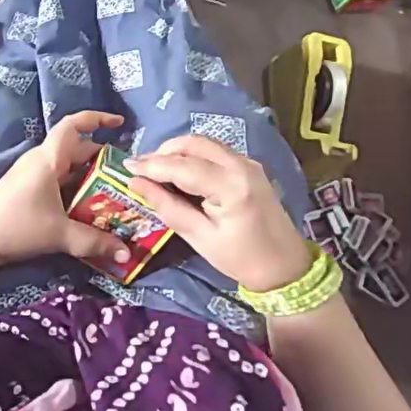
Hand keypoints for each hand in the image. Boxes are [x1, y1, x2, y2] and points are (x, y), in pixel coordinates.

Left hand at [0, 111, 132, 267]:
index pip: (74, 125)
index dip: (97, 119)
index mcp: (49, 159)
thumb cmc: (16, 225)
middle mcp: (43, 161)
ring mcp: (35, 175)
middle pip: (78, 150)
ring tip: (116, 193)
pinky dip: (77, 188)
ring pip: (70, 168)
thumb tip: (126, 254)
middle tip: (126, 176)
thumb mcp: (58, 234)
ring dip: (91, 177)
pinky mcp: (31, 190)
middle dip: (103, 160)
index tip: (119, 123)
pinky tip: (91, 207)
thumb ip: (93, 242)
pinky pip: (61, 181)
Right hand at [126, 135, 309, 291]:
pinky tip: (180, 171)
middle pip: (193, 143)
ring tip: (156, 170)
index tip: (126, 167)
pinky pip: (215, 151)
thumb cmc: (241, 258)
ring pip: (204, 143)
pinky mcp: (250, 166)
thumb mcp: (199, 237)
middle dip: (163, 152)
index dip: (151, 164)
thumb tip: (136, 184)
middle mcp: (241, 165)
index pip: (182, 166)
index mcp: (230, 186)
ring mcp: (248, 163)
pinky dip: (193, 155)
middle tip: (141, 169)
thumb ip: (167, 206)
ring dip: (178, 151)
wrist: (285, 267)